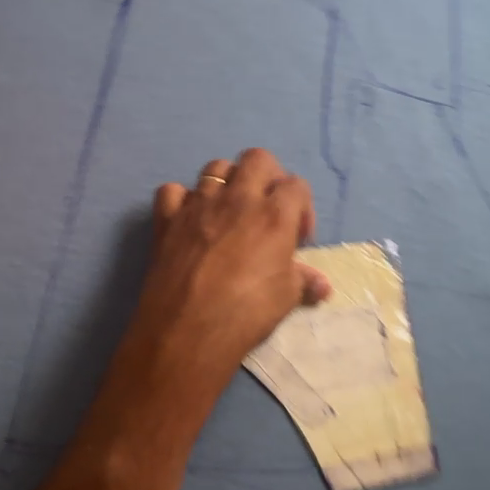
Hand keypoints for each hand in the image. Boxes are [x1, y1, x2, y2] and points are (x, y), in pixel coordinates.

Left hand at [128, 149, 330, 395]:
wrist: (187, 331)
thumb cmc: (247, 313)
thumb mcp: (286, 298)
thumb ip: (304, 281)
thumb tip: (323, 285)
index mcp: (275, 214)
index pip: (297, 185)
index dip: (302, 207)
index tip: (298, 237)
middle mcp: (238, 199)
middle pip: (258, 158)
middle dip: (269, 177)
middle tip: (268, 207)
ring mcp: (199, 205)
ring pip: (216, 167)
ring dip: (228, 182)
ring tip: (230, 211)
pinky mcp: (167, 219)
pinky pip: (173, 191)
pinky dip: (182, 200)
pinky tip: (190, 221)